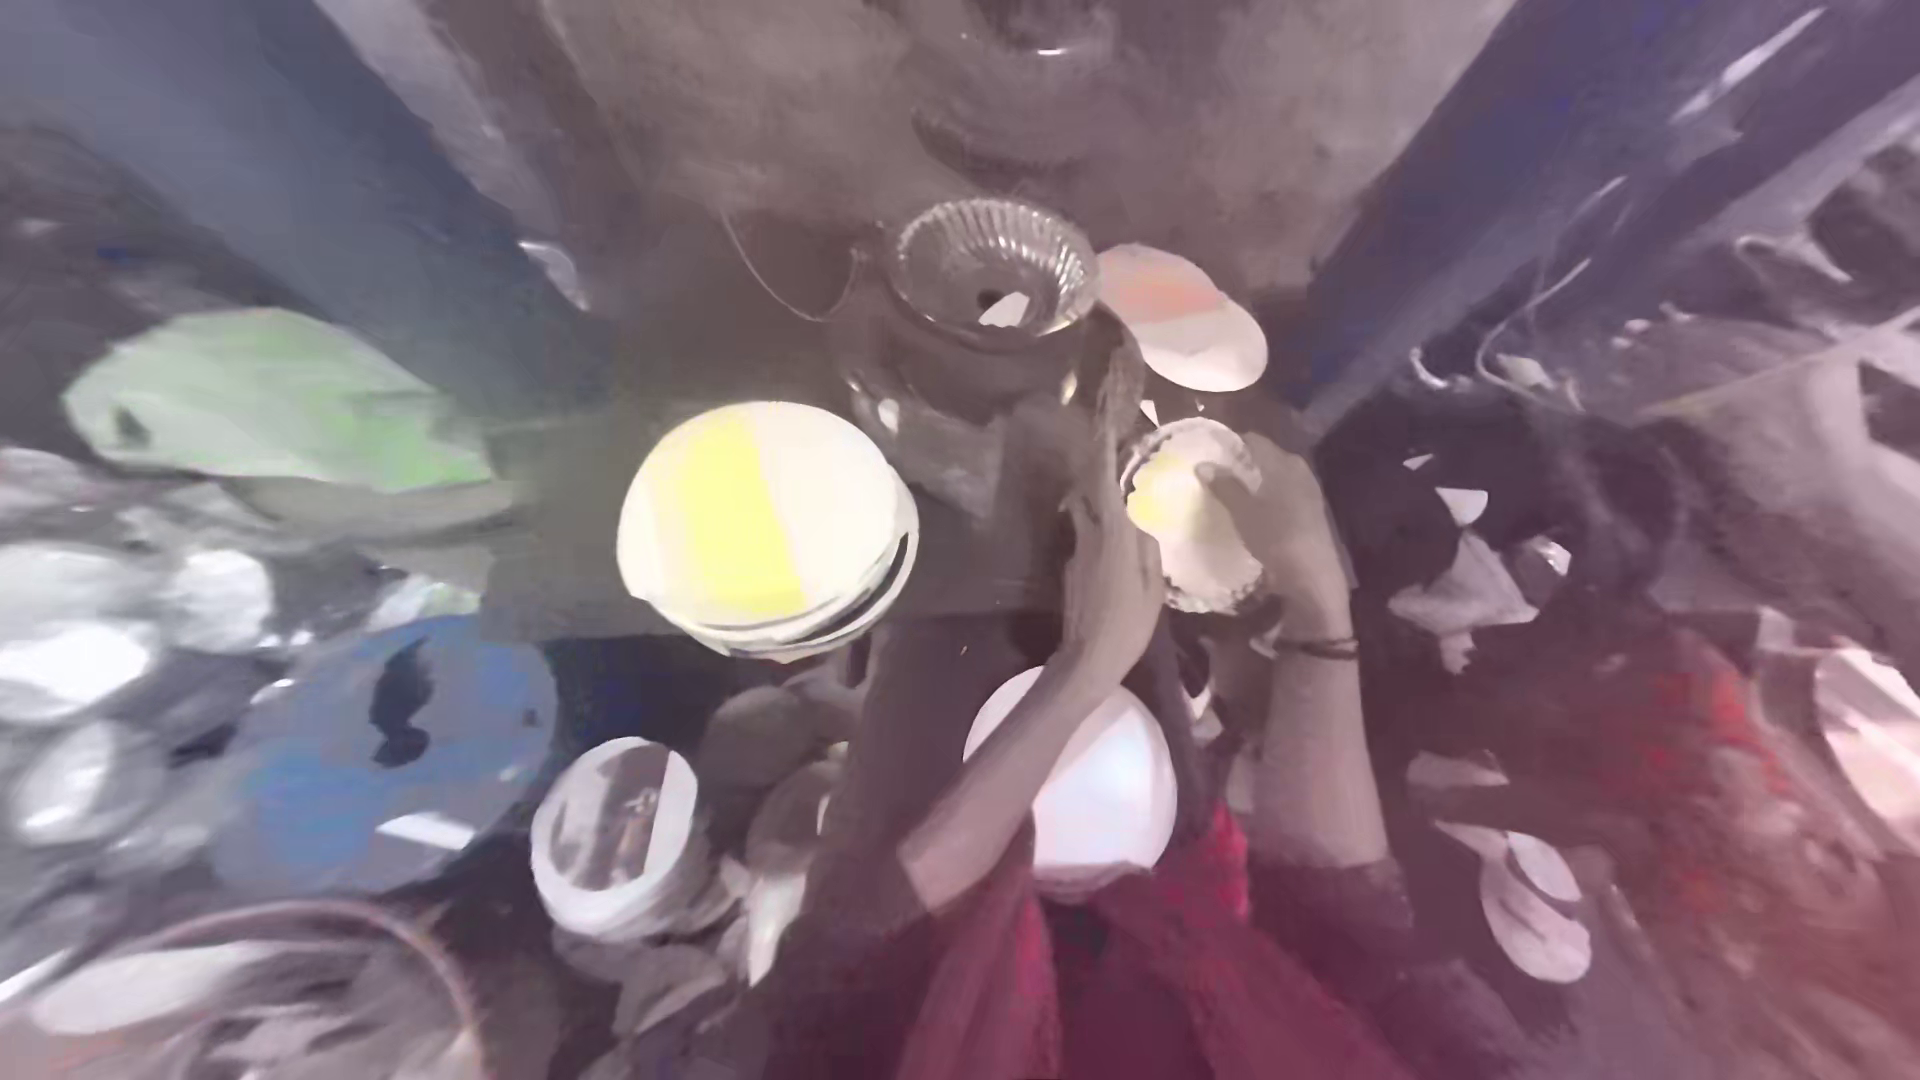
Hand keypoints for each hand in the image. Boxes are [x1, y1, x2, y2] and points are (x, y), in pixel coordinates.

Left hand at [1057, 354, 1163, 682]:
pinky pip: (1086, 534)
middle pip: (1087, 491)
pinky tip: (1116, 535)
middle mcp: (1088, 537)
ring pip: (1084, 512)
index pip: (1102, 483)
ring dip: (1097, 494)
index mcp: (1112, 537)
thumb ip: (1147, 547)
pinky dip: (1098, 523)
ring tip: (1122, 489)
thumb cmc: (1128, 625)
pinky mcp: (1071, 567)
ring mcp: (1075, 552)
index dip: (1102, 451)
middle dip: (1098, 465)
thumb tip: (1140, 516)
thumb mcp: (1152, 586)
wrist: (1088, 659)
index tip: (1106, 423)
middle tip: (1116, 449)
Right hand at [1199, 434, 1350, 635]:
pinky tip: (1251, 509)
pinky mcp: (1309, 509)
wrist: (1312, 575)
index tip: (1209, 451)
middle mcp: (1298, 470)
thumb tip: (1202, 464)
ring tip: (1228, 491)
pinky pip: (1282, 491)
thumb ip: (1224, 486)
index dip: (1231, 442)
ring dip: (1253, 480)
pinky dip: (1265, 494)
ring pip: (1274, 475)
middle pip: (1265, 456)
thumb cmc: (1275, 536)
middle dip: (1241, 461)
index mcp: (1282, 463)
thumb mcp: (1243, 511)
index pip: (1254, 440)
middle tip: (1214, 472)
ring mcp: (1307, 490)